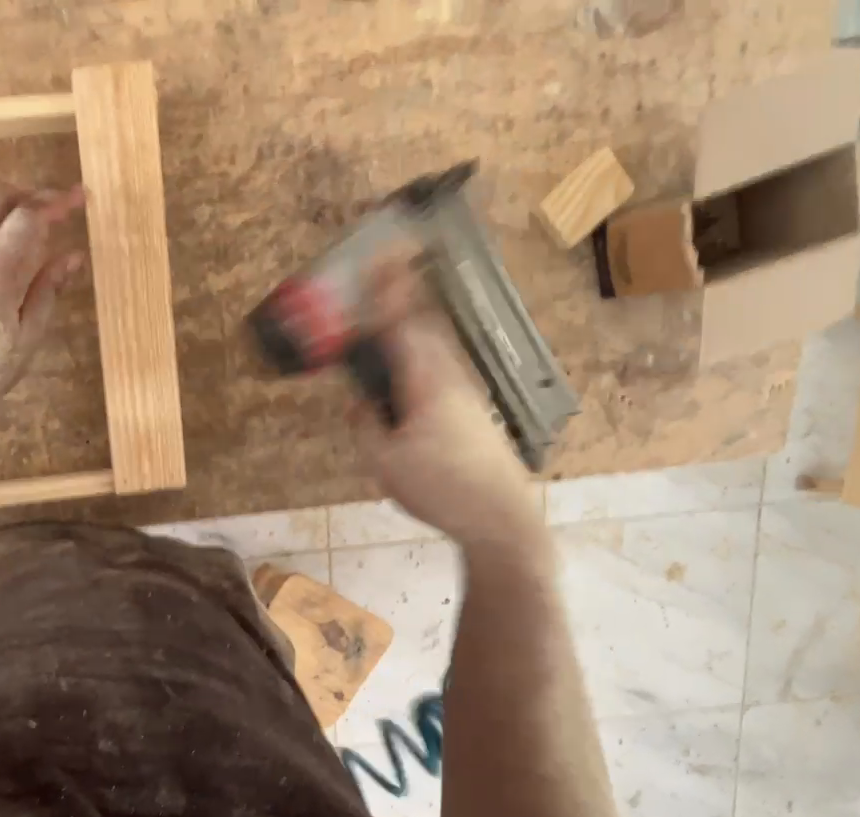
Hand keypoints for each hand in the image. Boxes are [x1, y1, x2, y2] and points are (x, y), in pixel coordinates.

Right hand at [351, 257, 544, 554]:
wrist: (499, 517)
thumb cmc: (440, 489)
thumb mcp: (384, 461)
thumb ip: (366, 425)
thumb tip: (360, 402)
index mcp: (428, 383)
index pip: (404, 324)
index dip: (390, 290)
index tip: (379, 256)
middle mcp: (451, 378)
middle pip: (424, 326)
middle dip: (401, 298)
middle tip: (379, 276)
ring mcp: (465, 394)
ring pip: (433, 347)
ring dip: (409, 329)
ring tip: (383, 322)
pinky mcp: (470, 411)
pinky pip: (437, 369)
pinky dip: (416, 357)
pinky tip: (402, 376)